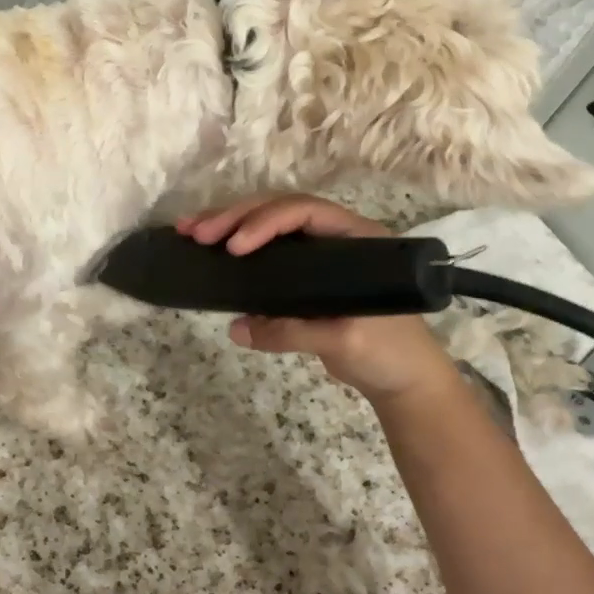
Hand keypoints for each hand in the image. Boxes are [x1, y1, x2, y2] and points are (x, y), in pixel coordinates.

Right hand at [176, 194, 457, 403]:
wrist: (405, 381)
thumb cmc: (390, 353)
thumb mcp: (345, 341)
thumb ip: (294, 331)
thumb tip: (237, 327)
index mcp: (355, 238)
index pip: (304, 213)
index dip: (266, 222)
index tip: (236, 246)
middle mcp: (332, 236)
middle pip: (276, 211)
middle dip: (234, 217)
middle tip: (197, 231)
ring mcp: (314, 253)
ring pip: (264, 225)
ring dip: (226, 224)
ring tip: (189, 231)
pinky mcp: (298, 273)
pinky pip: (261, 250)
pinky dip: (231, 247)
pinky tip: (204, 248)